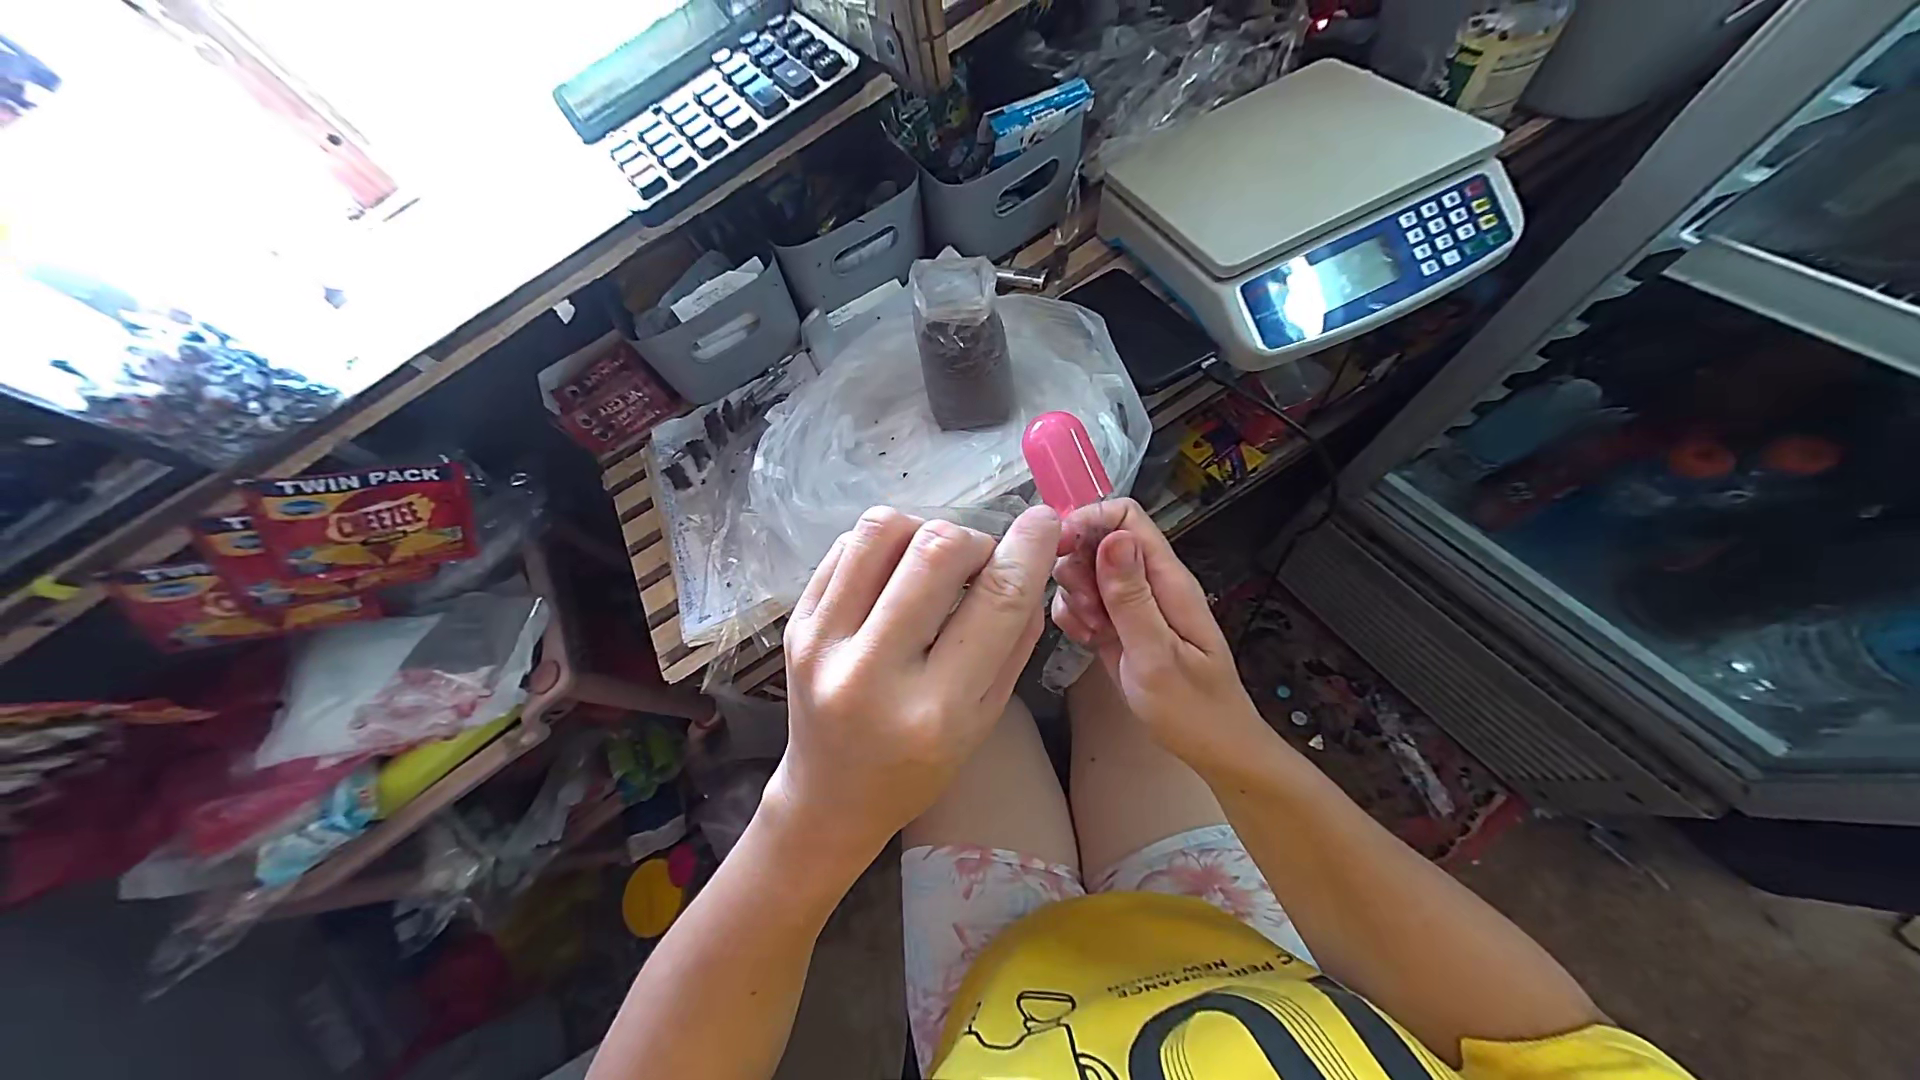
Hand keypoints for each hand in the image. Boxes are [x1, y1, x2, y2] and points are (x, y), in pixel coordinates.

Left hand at [764, 504, 1060, 862]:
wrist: (831, 795)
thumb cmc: (920, 766)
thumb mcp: (986, 716)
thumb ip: (1016, 638)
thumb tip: (1029, 559)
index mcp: (935, 710)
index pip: (995, 601)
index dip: (1029, 549)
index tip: (1044, 522)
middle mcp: (872, 671)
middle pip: (935, 549)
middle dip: (973, 540)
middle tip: (978, 564)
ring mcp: (823, 641)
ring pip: (883, 529)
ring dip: (924, 530)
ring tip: (932, 564)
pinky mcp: (796, 622)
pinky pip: (848, 545)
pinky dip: (885, 544)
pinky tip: (895, 575)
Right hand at [1050, 498, 1269, 766]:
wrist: (1213, 749)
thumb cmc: (1193, 709)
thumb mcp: (1157, 656)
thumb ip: (1131, 597)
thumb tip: (1113, 538)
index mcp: (1167, 579)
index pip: (1126, 518)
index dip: (1089, 521)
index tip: (1061, 549)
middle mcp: (1150, 583)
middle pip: (1099, 542)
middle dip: (1076, 567)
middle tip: (1085, 610)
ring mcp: (1133, 604)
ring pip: (1087, 573)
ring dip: (1074, 596)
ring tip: (1090, 632)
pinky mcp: (1119, 625)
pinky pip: (1085, 604)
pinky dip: (1075, 618)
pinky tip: (1087, 643)